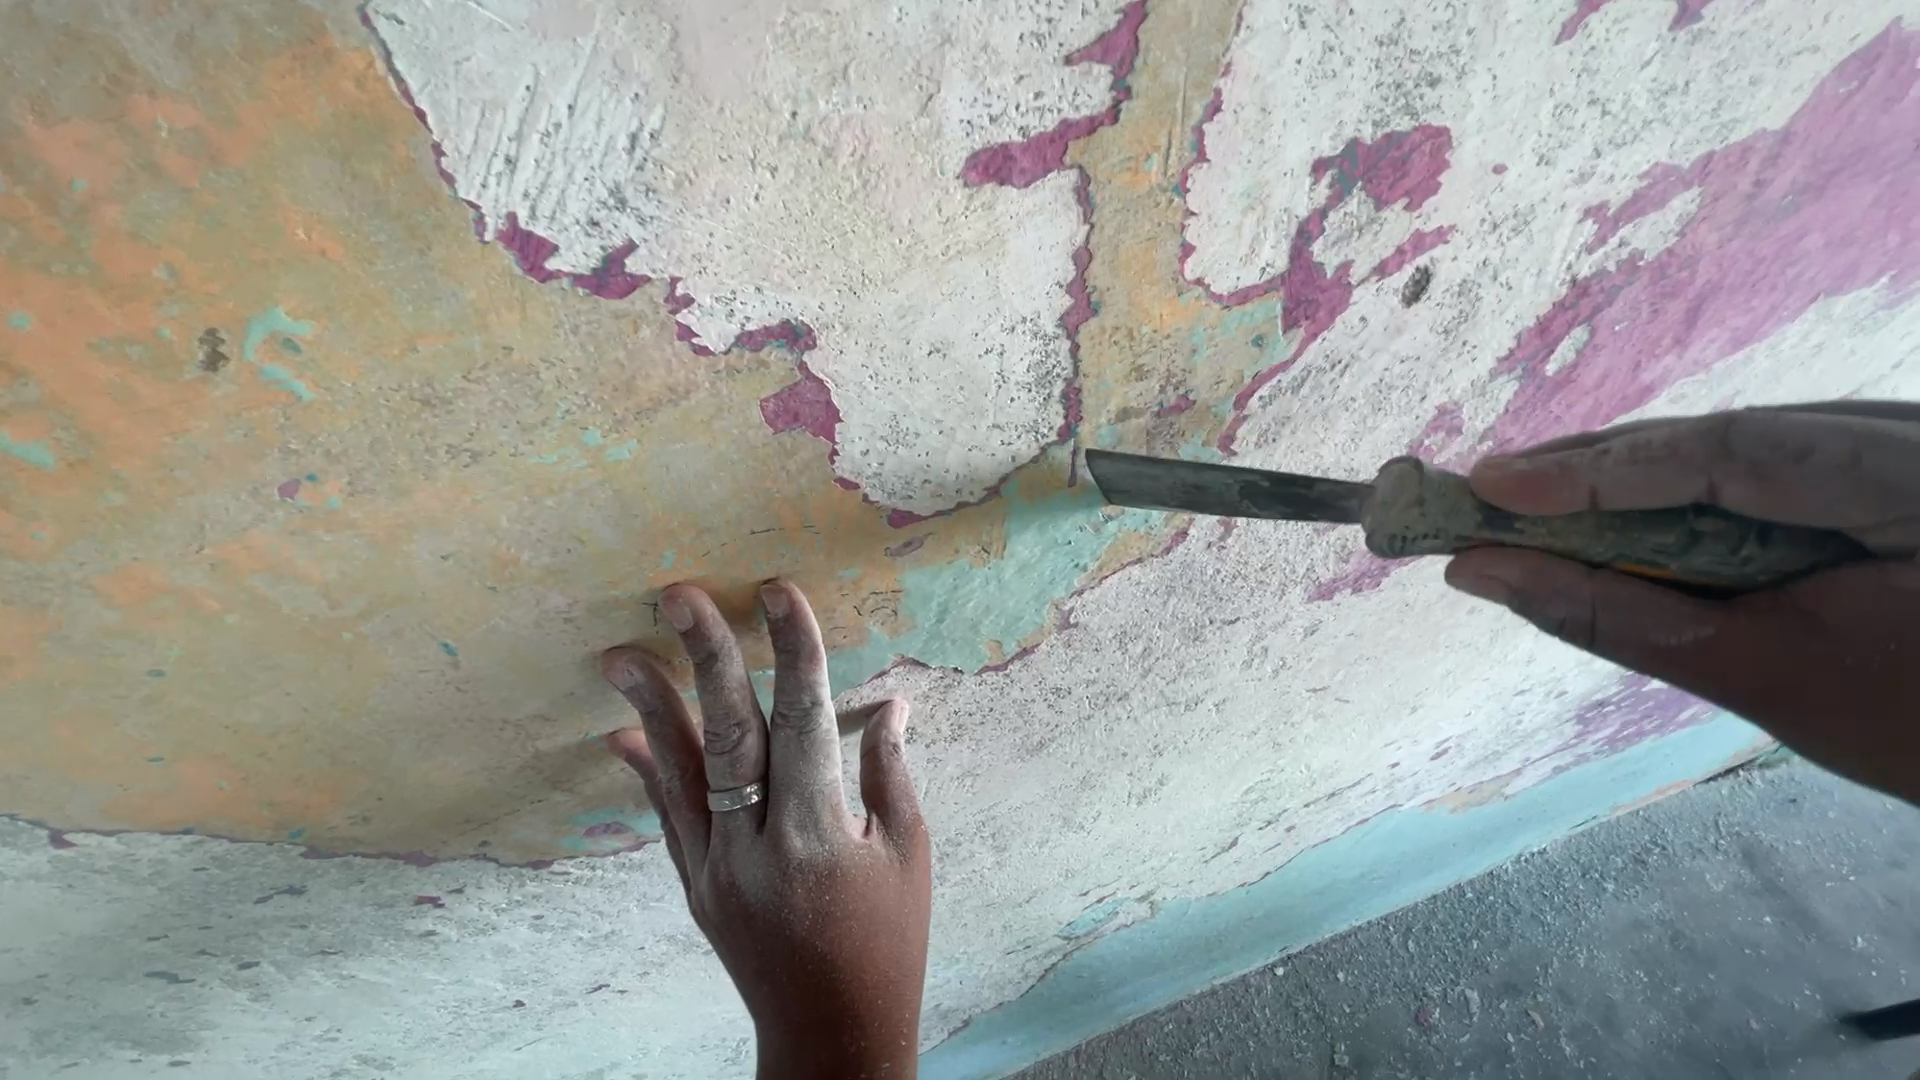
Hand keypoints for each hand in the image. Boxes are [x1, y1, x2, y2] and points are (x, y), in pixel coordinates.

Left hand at [601, 579, 931, 1079]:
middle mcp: (756, 847)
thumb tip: (891, 706)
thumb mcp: (909, 852)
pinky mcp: (695, 888)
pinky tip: (627, 730)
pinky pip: (669, 816)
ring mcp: (714, 870)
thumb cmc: (888, 941)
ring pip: (680, 773)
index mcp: (821, 834)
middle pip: (731, 734)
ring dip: (654, 706)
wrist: (831, 1036)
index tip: (780, 593)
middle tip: (679, 597)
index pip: (805, 720)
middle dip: (708, 657)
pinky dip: (650, 768)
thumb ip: (890, 772)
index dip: (795, 650)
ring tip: (623, 653)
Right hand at [1445, 403, 1919, 802]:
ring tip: (1519, 502)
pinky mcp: (1870, 467)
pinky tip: (1601, 509)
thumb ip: (1612, 617)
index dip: (1598, 469)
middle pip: (1719, 438)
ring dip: (1614, 476)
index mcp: (1918, 483)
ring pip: (1724, 445)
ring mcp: (1895, 446)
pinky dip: (1661, 490)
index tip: (1487, 487)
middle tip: (1479, 492)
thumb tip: (1475, 572)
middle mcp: (1909, 438)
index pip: (1735, 454)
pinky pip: (1747, 465)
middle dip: (1588, 467)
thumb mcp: (1761, 678)